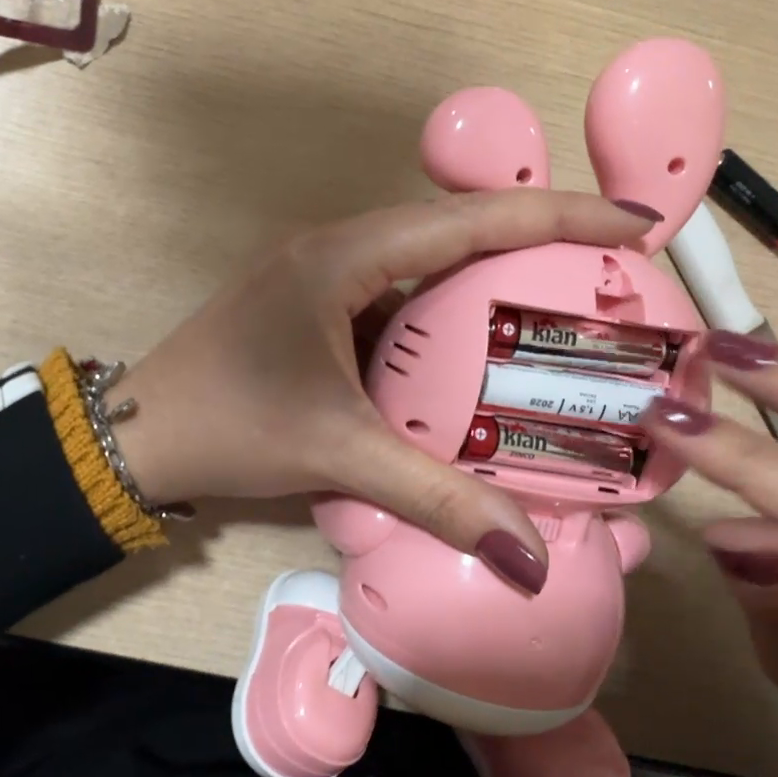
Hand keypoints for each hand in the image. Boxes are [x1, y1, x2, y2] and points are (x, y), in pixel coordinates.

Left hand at [110, 190, 658, 587]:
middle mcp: (333, 250)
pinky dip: (437, 323)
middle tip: (611, 283)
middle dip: (532, 250)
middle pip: (452, 233)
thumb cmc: (229, 425)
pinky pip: (390, 302)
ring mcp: (317, 279)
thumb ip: (438, 499)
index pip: (469, 219)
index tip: (637, 227)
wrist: (140, 436)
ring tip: (559, 319)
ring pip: (420, 268)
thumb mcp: (339, 453)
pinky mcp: (307, 310)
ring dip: (482, 288)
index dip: (559, 216)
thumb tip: (534, 560)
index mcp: (342, 256)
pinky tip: (474, 361)